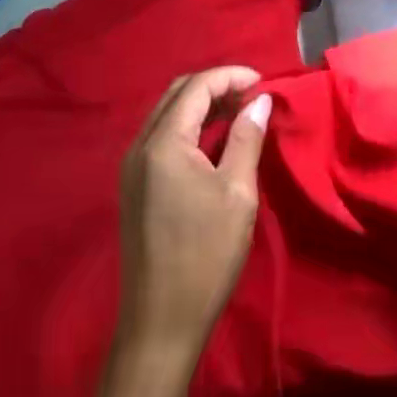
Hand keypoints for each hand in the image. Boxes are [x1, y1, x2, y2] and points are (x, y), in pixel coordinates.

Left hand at [101, 67, 271, 396]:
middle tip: (253, 95)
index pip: (196, 87)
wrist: (161, 320)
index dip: (232, 76)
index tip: (265, 83)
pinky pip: (161, 136)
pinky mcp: (134, 185)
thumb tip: (261, 100)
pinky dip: (190, 125)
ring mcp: (132, 168)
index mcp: (163, 145)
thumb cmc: (206, 253)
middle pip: (177, 94)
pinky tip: (216, 138)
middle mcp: (139, 148)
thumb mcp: (238, 192)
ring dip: (203, 104)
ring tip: (240, 111)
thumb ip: (247, 138)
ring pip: (167, 113)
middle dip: (216, 85)